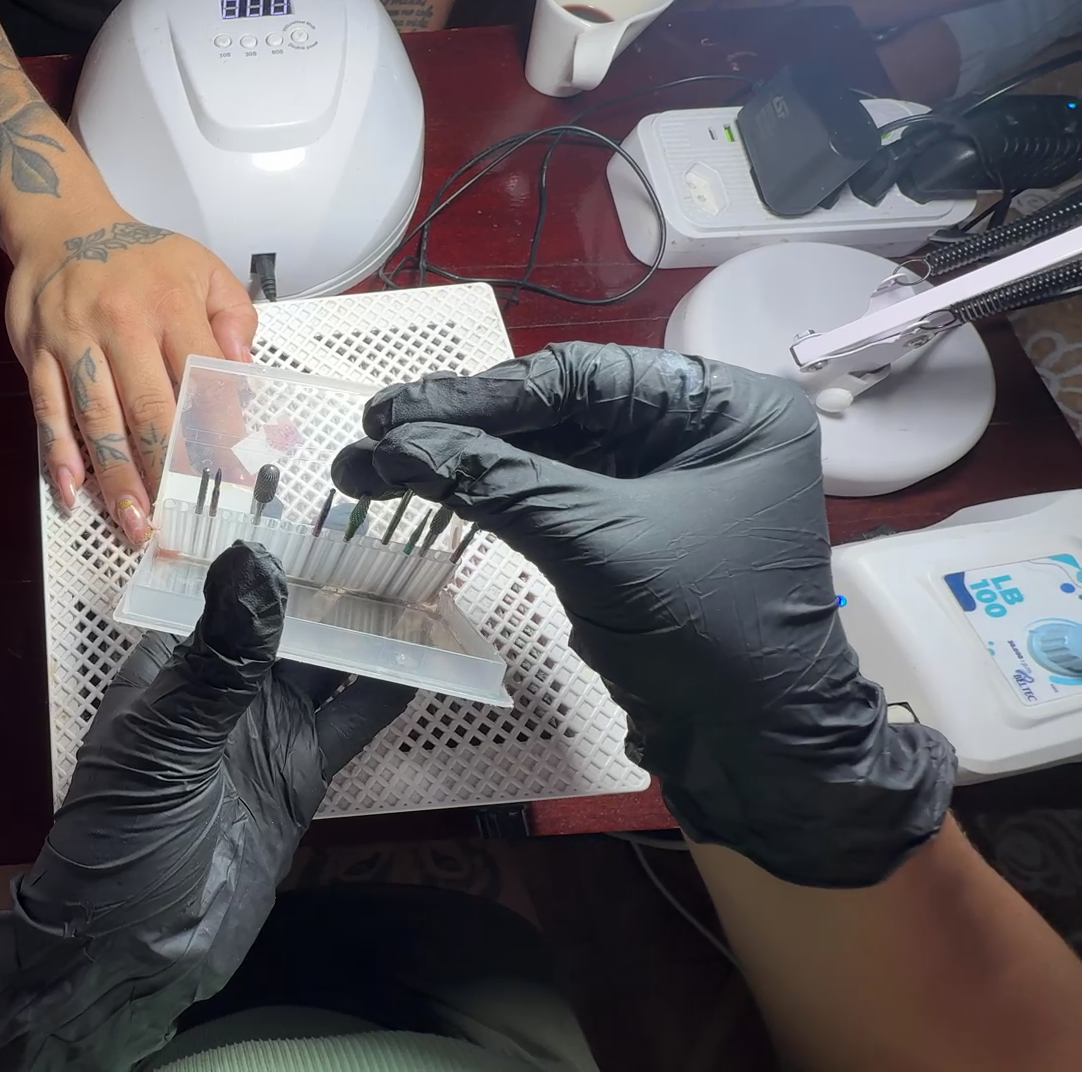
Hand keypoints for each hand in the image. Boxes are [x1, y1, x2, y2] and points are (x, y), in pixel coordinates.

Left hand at [0, 544, 412, 1067]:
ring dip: (364, 628)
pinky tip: (422, 658)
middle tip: (378, 525)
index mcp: (172, 664)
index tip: (297, 490)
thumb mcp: (166, 738)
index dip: (254, 544)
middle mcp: (222, 685)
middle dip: (322, 578)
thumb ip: (218, 656)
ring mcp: (265, 729)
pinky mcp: (301, 774)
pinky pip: (350, 721)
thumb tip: (253, 558)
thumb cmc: (125, 835)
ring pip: (323, 663)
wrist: (137, 949)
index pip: (216, 586)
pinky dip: (384, 691)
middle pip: (280, 619)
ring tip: (413, 579)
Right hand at [6, 205, 257, 545]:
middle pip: (148, 408)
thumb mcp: (200, 266)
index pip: (201, 378)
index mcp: (170, 303)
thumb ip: (232, 314)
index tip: (230, 478)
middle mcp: (121, 324)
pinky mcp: (37, 354)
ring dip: (116, 476)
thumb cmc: (139, 257)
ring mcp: (73, 341)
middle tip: (176, 517)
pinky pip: (47, 410)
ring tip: (133, 522)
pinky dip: (59, 452)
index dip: (217, 432)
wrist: (62, 225)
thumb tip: (242, 368)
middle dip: (166, 469)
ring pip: (98, 419)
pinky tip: (73, 491)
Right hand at [332, 342, 955, 888]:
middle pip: (546, 406)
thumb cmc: (699, 631)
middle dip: (456, 423)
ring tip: (374, 462)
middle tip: (374, 429)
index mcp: (715, 406)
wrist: (744, 739)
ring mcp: (643, 469)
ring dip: (452, 455)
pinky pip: (530, 483)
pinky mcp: (610, 513)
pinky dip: (473, 485)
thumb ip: (492, 483)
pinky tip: (420, 482)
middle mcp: (681, 424)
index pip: (575, 378)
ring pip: (529, 444)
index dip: (479, 395)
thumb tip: (389, 447)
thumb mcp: (591, 543)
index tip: (395, 416)